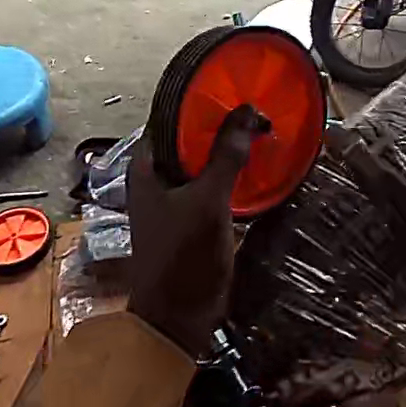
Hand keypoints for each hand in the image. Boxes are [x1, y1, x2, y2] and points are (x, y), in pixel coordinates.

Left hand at [124, 105, 268, 355]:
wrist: (178, 317)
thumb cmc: (184, 255)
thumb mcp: (207, 201)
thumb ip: (226, 156)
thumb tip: (247, 111)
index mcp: (146, 166)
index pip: (168, 119)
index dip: (197, 103)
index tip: (230, 89)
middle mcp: (155, 176)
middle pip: (186, 140)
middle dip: (217, 125)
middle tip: (253, 109)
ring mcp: (173, 197)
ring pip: (200, 162)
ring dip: (225, 150)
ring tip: (259, 130)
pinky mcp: (191, 215)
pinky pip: (210, 184)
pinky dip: (229, 173)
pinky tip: (254, 165)